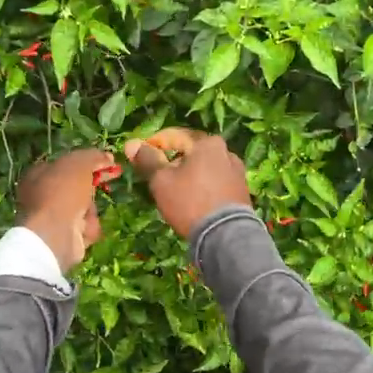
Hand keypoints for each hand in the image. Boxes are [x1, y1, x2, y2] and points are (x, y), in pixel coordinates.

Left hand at [16, 148, 115, 271]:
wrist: (54, 236)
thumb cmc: (62, 193)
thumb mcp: (79, 164)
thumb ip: (93, 156)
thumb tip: (107, 157)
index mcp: (38, 174)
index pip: (66, 164)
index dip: (88, 162)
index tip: (107, 163)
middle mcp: (41, 196)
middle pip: (77, 187)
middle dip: (91, 189)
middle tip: (108, 182)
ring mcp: (51, 219)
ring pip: (83, 209)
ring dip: (90, 211)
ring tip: (86, 214)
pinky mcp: (62, 238)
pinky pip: (84, 228)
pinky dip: (88, 228)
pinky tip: (84, 230)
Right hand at [123, 128, 251, 237]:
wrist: (226, 236)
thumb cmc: (190, 202)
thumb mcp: (162, 180)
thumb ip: (147, 159)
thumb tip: (131, 143)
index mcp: (207, 143)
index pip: (175, 135)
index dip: (154, 144)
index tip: (140, 157)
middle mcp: (226, 151)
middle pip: (191, 151)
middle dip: (172, 161)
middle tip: (157, 177)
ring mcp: (237, 171)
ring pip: (204, 167)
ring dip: (188, 175)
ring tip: (174, 192)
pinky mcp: (242, 191)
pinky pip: (215, 182)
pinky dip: (202, 186)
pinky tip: (193, 201)